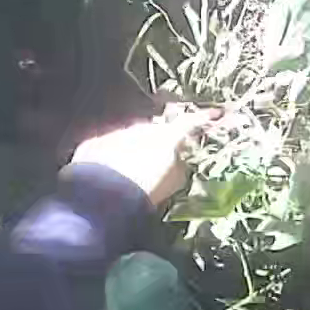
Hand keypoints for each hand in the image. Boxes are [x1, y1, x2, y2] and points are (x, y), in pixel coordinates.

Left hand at [71, 107, 213, 207]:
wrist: (104, 196)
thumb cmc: (147, 189)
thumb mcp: (175, 181)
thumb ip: (180, 165)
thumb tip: (180, 160)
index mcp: (167, 135)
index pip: (190, 122)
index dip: (204, 117)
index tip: (215, 113)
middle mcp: (142, 127)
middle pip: (157, 128)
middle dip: (160, 137)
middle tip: (162, 154)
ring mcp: (117, 132)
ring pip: (131, 135)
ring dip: (135, 146)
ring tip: (134, 167)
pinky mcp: (94, 142)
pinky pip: (108, 144)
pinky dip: (112, 154)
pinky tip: (111, 170)